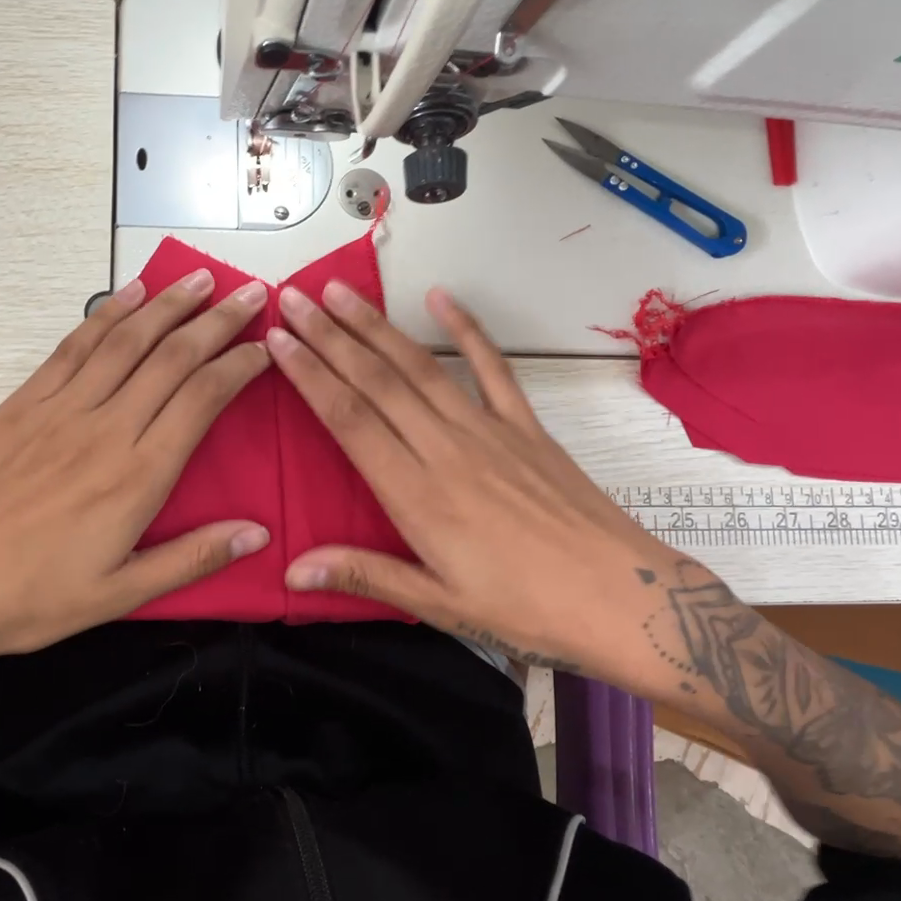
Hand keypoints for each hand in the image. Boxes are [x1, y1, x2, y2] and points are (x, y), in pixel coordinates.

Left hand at [0, 268, 272, 660]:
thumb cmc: (31, 596)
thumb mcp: (121, 595)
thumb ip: (193, 558)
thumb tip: (258, 534)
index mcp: (138, 477)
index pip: (203, 399)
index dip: (240, 365)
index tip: (265, 345)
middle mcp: (106, 430)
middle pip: (173, 358)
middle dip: (218, 321)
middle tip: (250, 293)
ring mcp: (62, 410)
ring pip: (127, 341)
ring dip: (168, 305)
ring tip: (200, 279)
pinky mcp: (25, 403)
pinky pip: (74, 347)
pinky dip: (105, 315)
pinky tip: (129, 295)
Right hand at [264, 281, 681, 677]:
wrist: (621, 597)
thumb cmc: (524, 608)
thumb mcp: (439, 605)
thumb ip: (364, 575)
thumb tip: (293, 570)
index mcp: (417, 494)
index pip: (348, 420)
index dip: (310, 376)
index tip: (279, 342)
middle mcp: (446, 450)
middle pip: (376, 381)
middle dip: (329, 336)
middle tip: (293, 298)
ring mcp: (489, 431)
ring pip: (420, 366)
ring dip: (376, 326)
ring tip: (340, 292)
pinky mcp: (525, 427)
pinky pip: (491, 368)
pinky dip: (467, 328)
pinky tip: (442, 297)